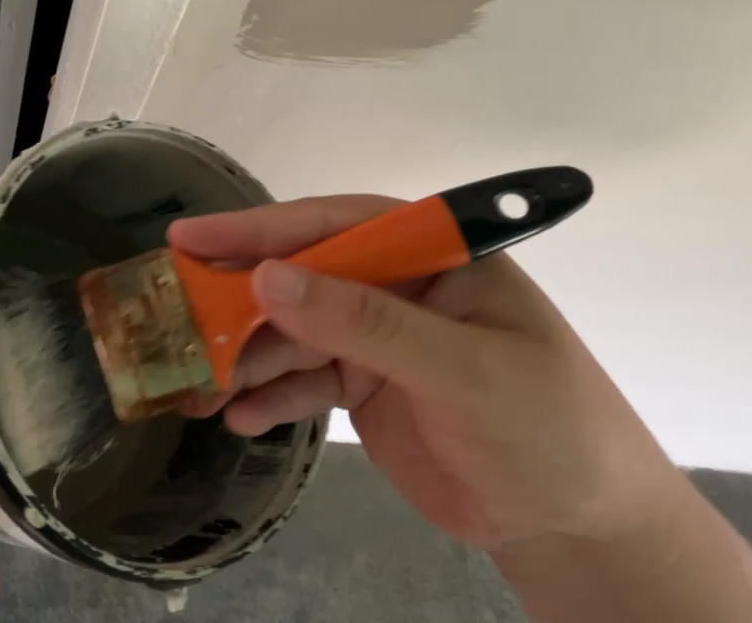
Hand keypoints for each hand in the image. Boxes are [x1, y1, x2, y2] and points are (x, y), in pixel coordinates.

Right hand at [168, 195, 687, 550]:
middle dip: (238, 300)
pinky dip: (269, 398)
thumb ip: (364, 321)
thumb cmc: (546, 429)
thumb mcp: (461, 369)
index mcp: (426, 255)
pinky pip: (301, 381)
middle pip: (297, 277)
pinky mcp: (360, 386)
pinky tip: (240, 418)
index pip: (330, 225)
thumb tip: (267, 278)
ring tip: (198, 387)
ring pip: (290, 332)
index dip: (257, 229)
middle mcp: (391, 285)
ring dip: (244, 358)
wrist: (578, 526)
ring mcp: (372, 337)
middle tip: (174, 315)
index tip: (190, 238)